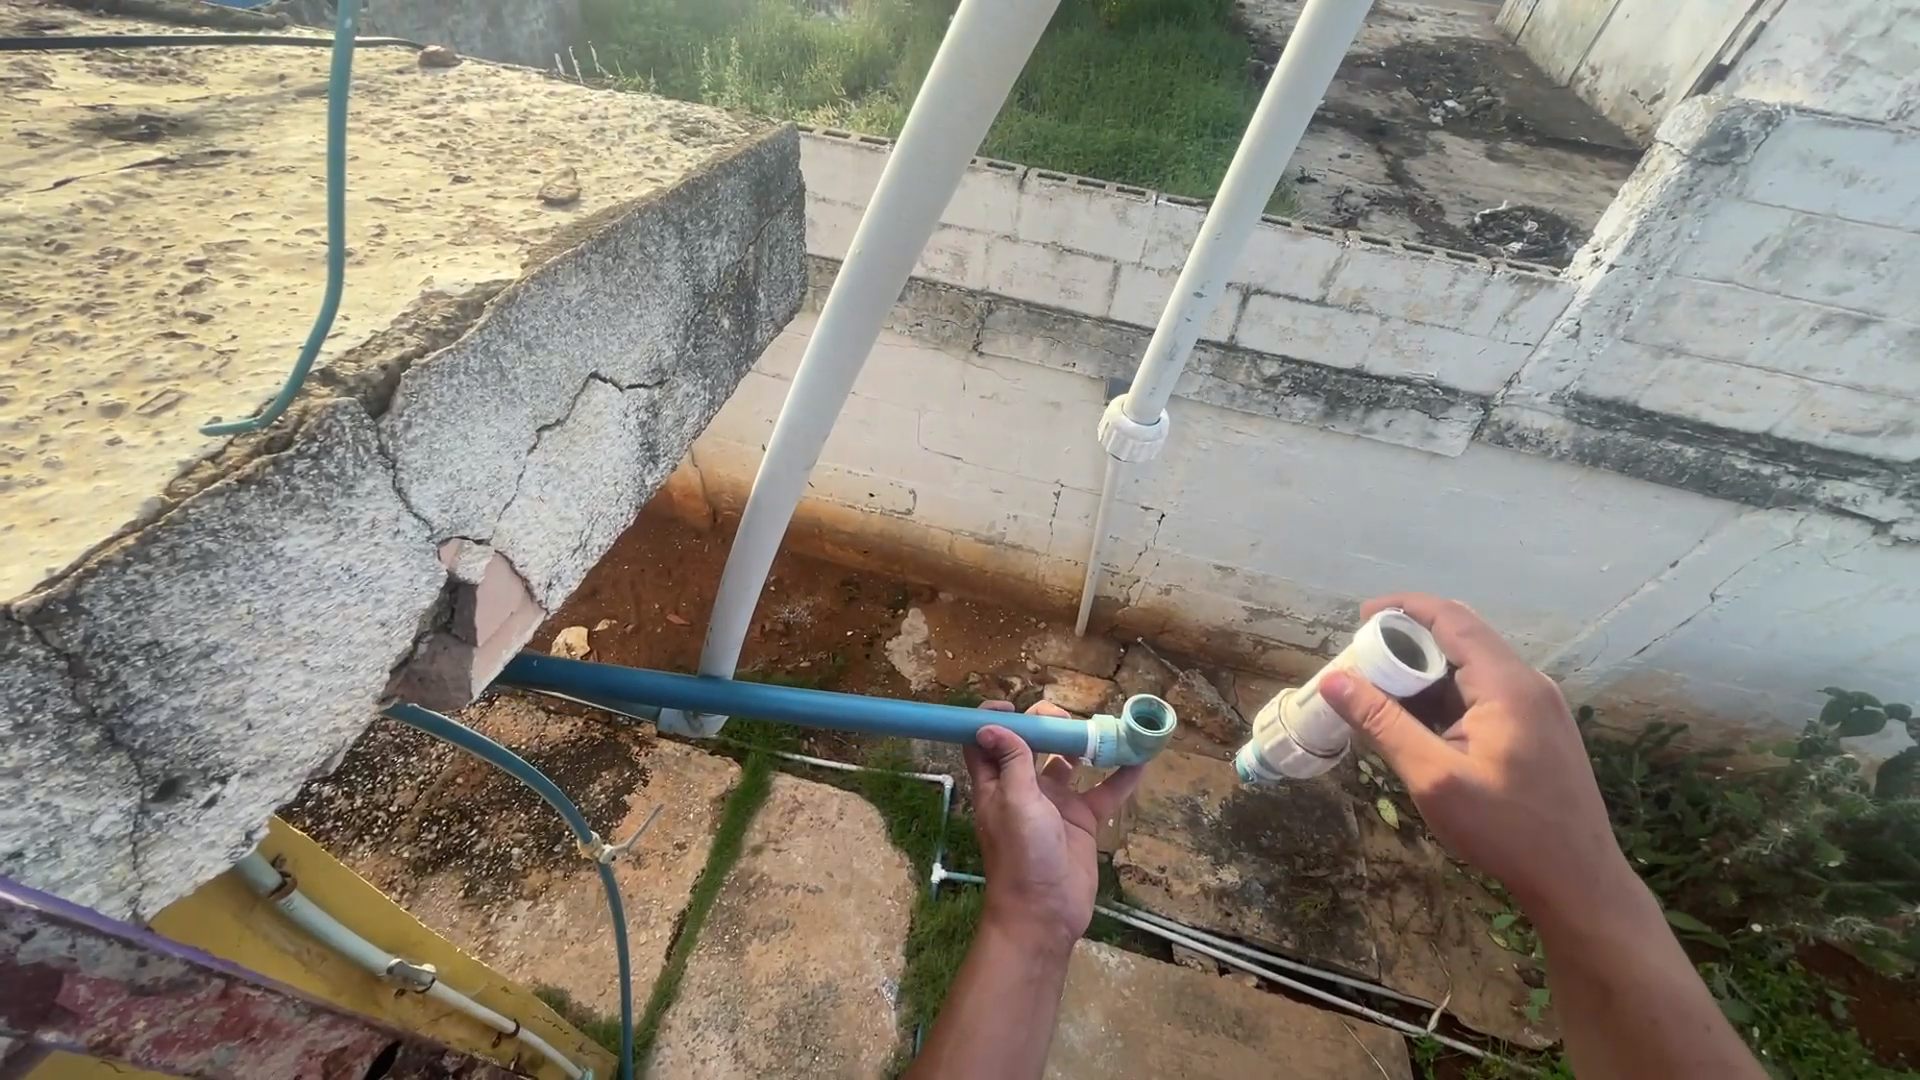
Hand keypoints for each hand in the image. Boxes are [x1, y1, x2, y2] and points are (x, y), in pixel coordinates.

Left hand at [965, 702, 1142, 951]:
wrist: (1045, 914)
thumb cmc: (1022, 854)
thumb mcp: (1014, 801)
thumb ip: (1010, 761)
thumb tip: (989, 724)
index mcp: (997, 783)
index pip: (986, 742)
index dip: (993, 720)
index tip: (1011, 705)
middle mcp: (1023, 788)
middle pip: (1031, 745)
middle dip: (1046, 726)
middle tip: (1063, 720)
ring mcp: (1054, 804)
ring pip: (1069, 764)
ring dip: (1082, 745)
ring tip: (1099, 730)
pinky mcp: (1082, 822)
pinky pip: (1104, 792)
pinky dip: (1120, 777)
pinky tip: (1139, 760)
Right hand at [1320, 594, 1626, 914]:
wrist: (1579, 883)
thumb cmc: (1507, 830)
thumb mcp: (1433, 776)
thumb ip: (1381, 722)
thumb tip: (1332, 679)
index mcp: (1508, 686)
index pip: (1452, 620)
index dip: (1403, 608)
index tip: (1360, 617)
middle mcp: (1527, 684)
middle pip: (1460, 637)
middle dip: (1405, 640)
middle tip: (1360, 660)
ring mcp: (1535, 706)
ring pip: (1468, 664)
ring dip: (1421, 669)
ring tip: (1377, 690)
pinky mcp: (1534, 727)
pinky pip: (1478, 690)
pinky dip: (1440, 692)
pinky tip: (1413, 718)